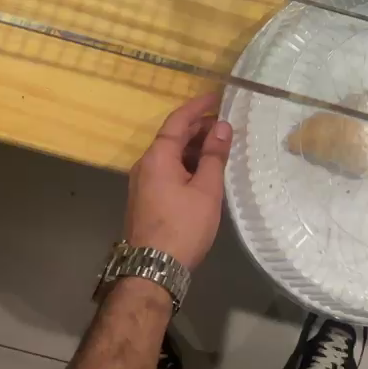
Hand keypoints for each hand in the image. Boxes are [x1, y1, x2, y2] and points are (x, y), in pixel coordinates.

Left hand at [125, 91, 232, 269]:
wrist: (152, 272)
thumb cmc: (182, 227)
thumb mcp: (206, 189)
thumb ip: (214, 155)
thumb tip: (222, 126)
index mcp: (158, 156)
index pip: (178, 120)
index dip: (197, 106)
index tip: (216, 96)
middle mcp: (145, 165)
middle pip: (172, 137)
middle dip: (198, 127)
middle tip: (225, 125)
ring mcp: (142, 183)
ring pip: (170, 155)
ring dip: (193, 148)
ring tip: (219, 148)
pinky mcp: (145, 200)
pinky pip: (167, 170)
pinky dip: (186, 164)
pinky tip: (204, 173)